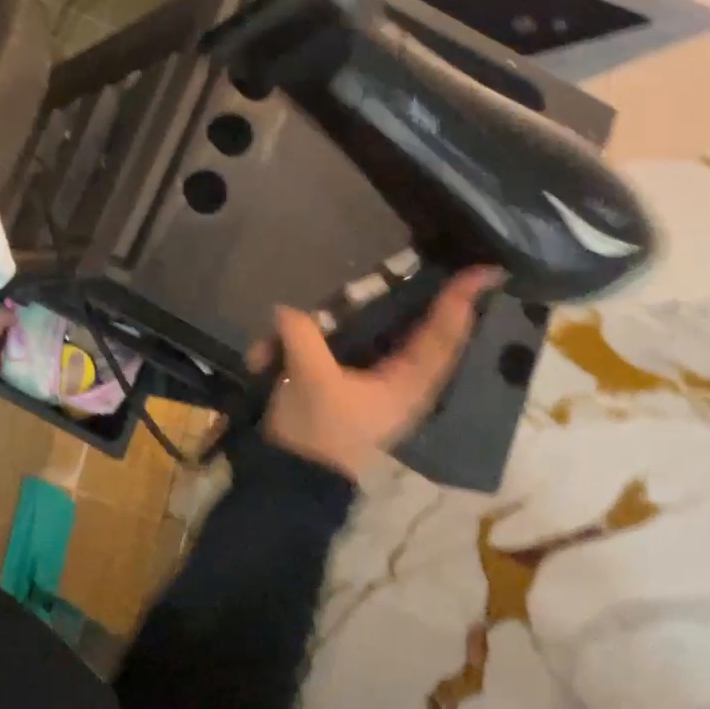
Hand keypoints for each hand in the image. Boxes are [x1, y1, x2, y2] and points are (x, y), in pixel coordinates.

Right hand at [253, 267, 504, 479]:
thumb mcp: (310, 377)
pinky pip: (310, 353)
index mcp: (409, 382)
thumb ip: (302, 335)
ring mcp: (362, 382)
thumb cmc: (319, 428)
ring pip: (336, 338)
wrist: (291, 474)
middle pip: (383, 328)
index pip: (442, 335)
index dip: (460, 302)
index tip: (483, 272)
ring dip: (295, 339)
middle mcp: (394, 379)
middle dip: (345, 313)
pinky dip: (284, 352)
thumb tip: (287, 311)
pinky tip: (261, 363)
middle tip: (333, 297)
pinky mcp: (331, 385)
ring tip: (266, 354)